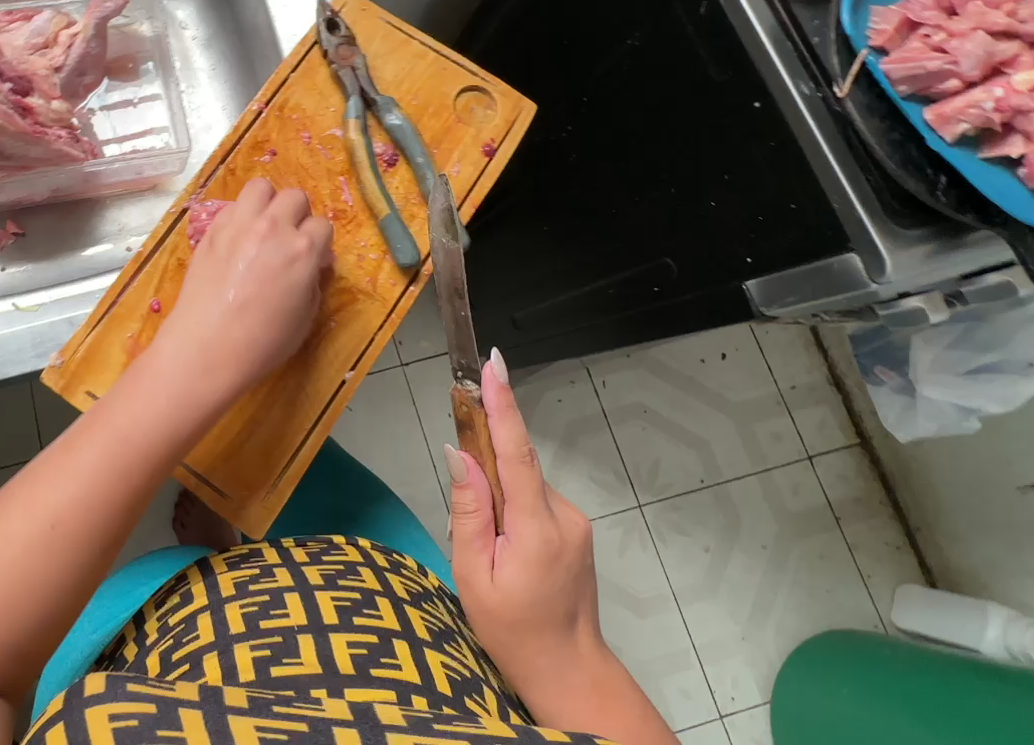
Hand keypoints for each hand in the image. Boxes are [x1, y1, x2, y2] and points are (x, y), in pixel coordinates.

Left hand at [158, 177, 332, 399]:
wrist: (206, 347)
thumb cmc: (263, 343)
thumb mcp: (305, 317)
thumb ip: (312, 280)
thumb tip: (313, 264)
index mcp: (303, 250)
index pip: (322, 225)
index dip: (319, 243)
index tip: (312, 258)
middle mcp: (273, 228)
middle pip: (295, 197)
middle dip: (297, 215)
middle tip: (289, 239)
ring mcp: (239, 225)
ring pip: (261, 187)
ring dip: (268, 203)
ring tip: (263, 226)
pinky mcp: (212, 230)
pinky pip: (232, 206)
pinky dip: (240, 215)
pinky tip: (237, 239)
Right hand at [445, 349, 605, 690]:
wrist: (569, 668)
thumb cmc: (511, 629)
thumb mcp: (473, 574)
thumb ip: (466, 510)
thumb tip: (458, 452)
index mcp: (536, 527)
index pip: (516, 451)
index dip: (503, 405)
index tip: (493, 365)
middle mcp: (563, 514)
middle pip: (514, 466)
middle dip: (483, 476)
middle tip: (469, 533)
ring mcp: (575, 520)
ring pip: (521, 483)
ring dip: (496, 498)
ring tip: (489, 552)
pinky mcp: (575, 526)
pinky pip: (532, 497)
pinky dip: (510, 507)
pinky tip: (506, 548)